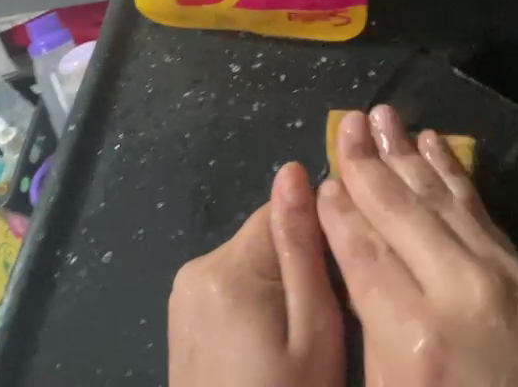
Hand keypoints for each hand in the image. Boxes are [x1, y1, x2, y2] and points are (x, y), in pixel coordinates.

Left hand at [170, 161, 344, 386]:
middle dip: (297, 266)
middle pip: (266, 237)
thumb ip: (303, 247)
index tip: (336, 281)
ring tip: (292, 340)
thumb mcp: (313, 329)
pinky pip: (233, 285)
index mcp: (227, 267)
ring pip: (253, 261)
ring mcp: (183, 294)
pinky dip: (256, 304)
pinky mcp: (182, 316)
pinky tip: (266, 348)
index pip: (283, 210)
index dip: (316, 239)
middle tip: (317, 321)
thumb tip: (293, 170)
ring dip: (278, 285)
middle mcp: (196, 268)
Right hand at [318, 107, 517, 386]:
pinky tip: (436, 146)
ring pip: (442, 198)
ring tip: (384, 117)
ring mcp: (500, 273)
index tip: (323, 178)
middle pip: (401, 213)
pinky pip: (480, 208)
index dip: (340, 214)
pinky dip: (454, 173)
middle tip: (348, 122)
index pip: (365, 256)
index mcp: (416, 338)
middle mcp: (457, 290)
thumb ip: (375, 334)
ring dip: (409, 153)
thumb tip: (357, 269)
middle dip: (368, 165)